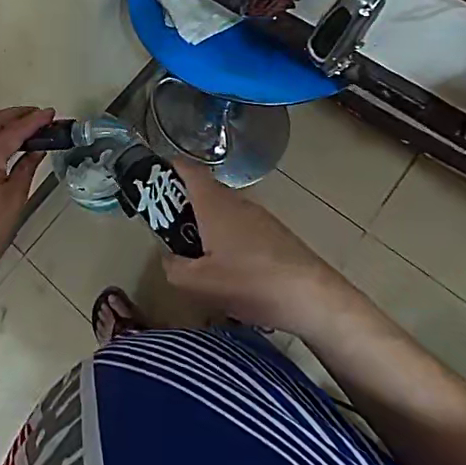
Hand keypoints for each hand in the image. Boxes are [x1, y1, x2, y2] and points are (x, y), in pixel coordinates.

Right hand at [161, 161, 359, 337]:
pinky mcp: (275, 235)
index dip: (170, 168)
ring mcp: (260, 218)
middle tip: (169, 234)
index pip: (190, 171)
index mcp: (215, 205)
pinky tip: (231, 276)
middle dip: (184, 209)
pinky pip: (242, 231)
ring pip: (224, 215)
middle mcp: (238, 203)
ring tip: (199, 262)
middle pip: (205, 195)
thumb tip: (170, 258)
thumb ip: (173, 268)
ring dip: (208, 230)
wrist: (312, 296)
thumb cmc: (250, 282)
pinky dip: (228, 243)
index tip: (153, 179)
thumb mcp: (198, 284)